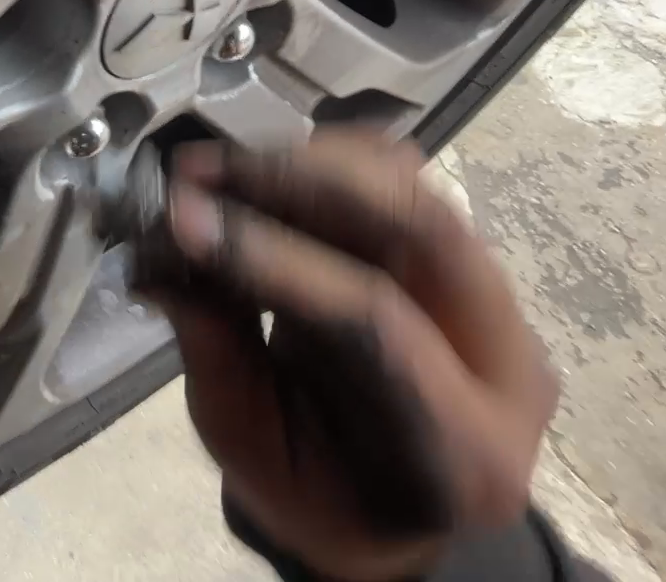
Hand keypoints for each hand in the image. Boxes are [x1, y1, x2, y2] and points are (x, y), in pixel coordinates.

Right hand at [157, 131, 557, 581]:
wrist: (378, 504)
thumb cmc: (309, 490)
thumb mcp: (243, 439)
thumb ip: (212, 344)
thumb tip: (161, 246)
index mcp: (459, 447)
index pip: (374, 321)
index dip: (269, 257)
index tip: (179, 219)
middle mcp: (503, 360)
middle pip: (419, 225)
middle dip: (295, 180)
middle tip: (196, 173)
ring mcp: (492, 300)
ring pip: (408, 183)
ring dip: (298, 162)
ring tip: (215, 173)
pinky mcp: (459, 259)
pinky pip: (393, 177)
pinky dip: (316, 161)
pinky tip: (257, 176)